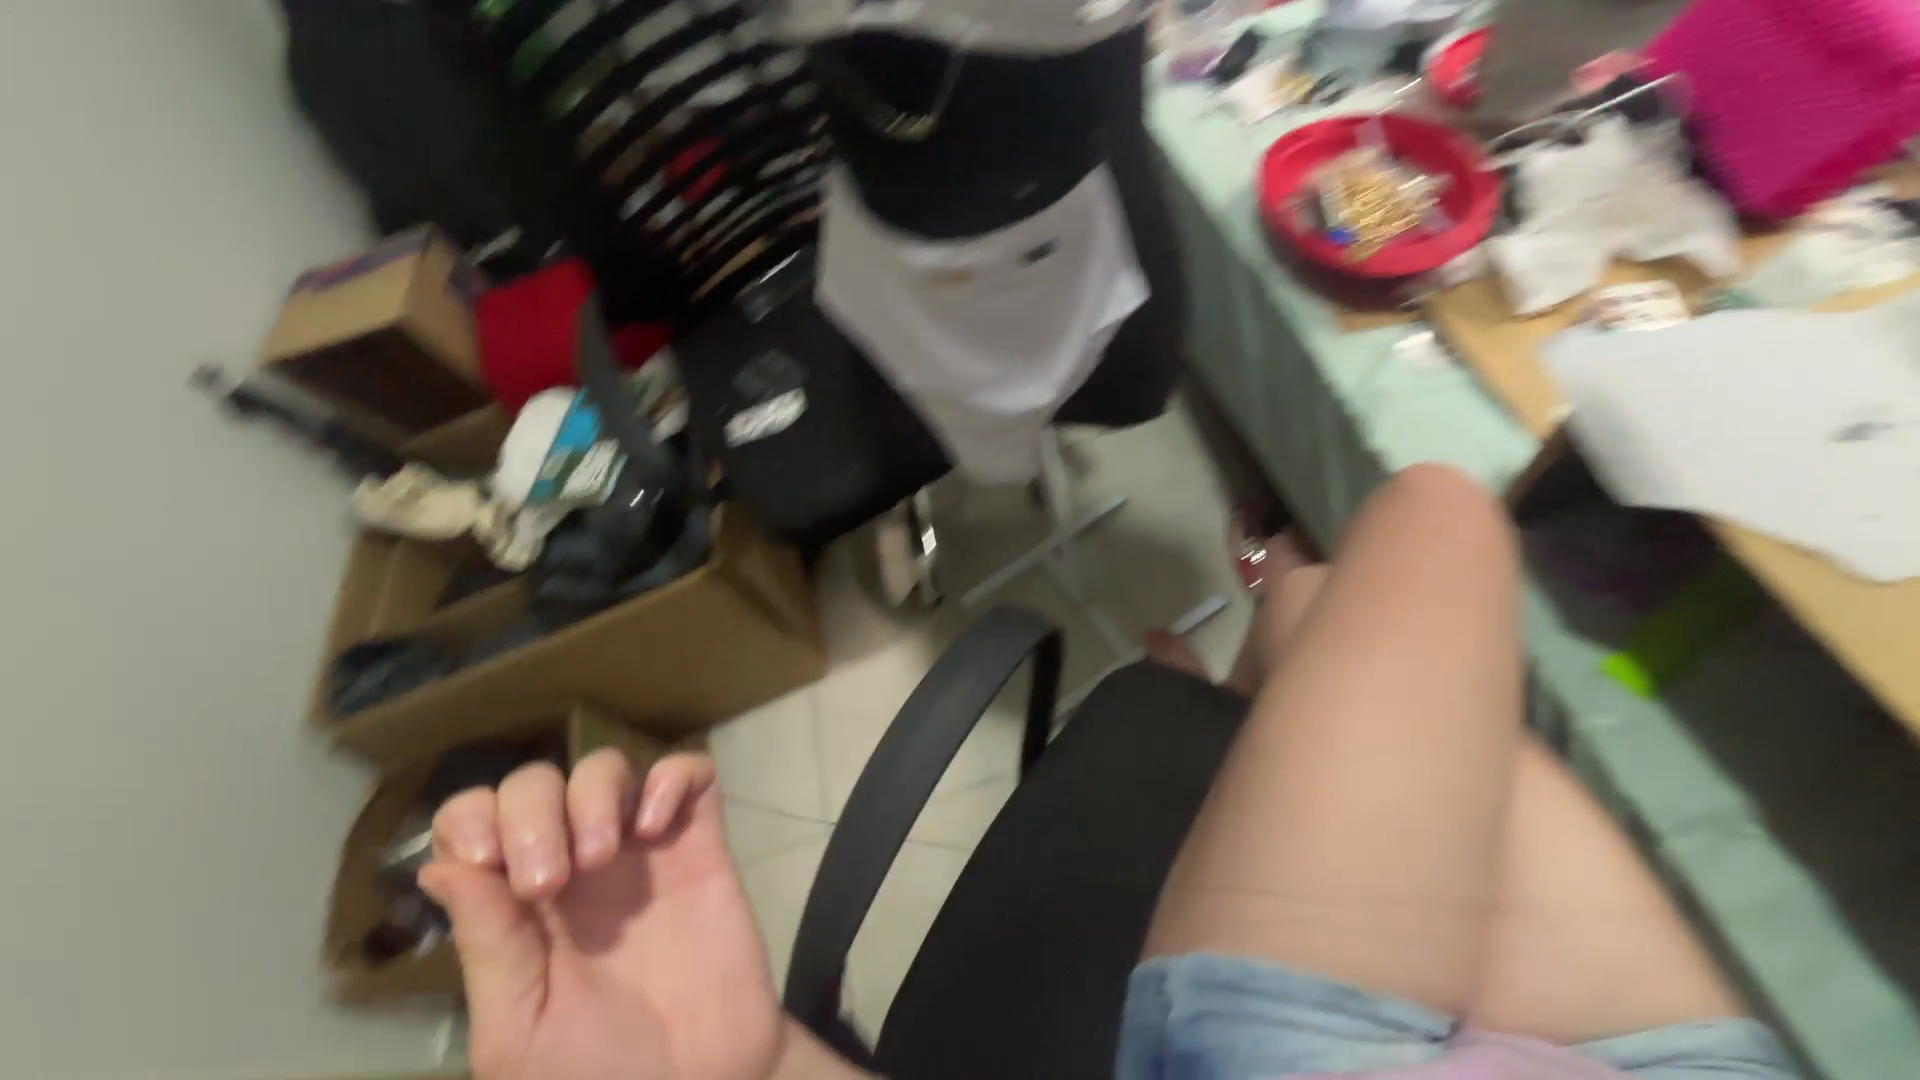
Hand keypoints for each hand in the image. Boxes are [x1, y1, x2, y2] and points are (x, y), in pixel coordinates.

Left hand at [419, 751, 784, 1079]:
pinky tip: (655, 826)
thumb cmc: (599, 1076)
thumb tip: (438, 866)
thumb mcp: (518, 1030)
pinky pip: (691, 773)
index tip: (487, 864)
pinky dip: (670, 778)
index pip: (476, 821)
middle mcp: (575, 863)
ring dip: (593, 793)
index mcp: (518, 906)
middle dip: (532, 813)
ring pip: (607, 766)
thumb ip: (488, 945)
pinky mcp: (702, 843)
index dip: (471, 820)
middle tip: (549, 882)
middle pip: (538, 781)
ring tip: (602, 856)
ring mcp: (642, 848)